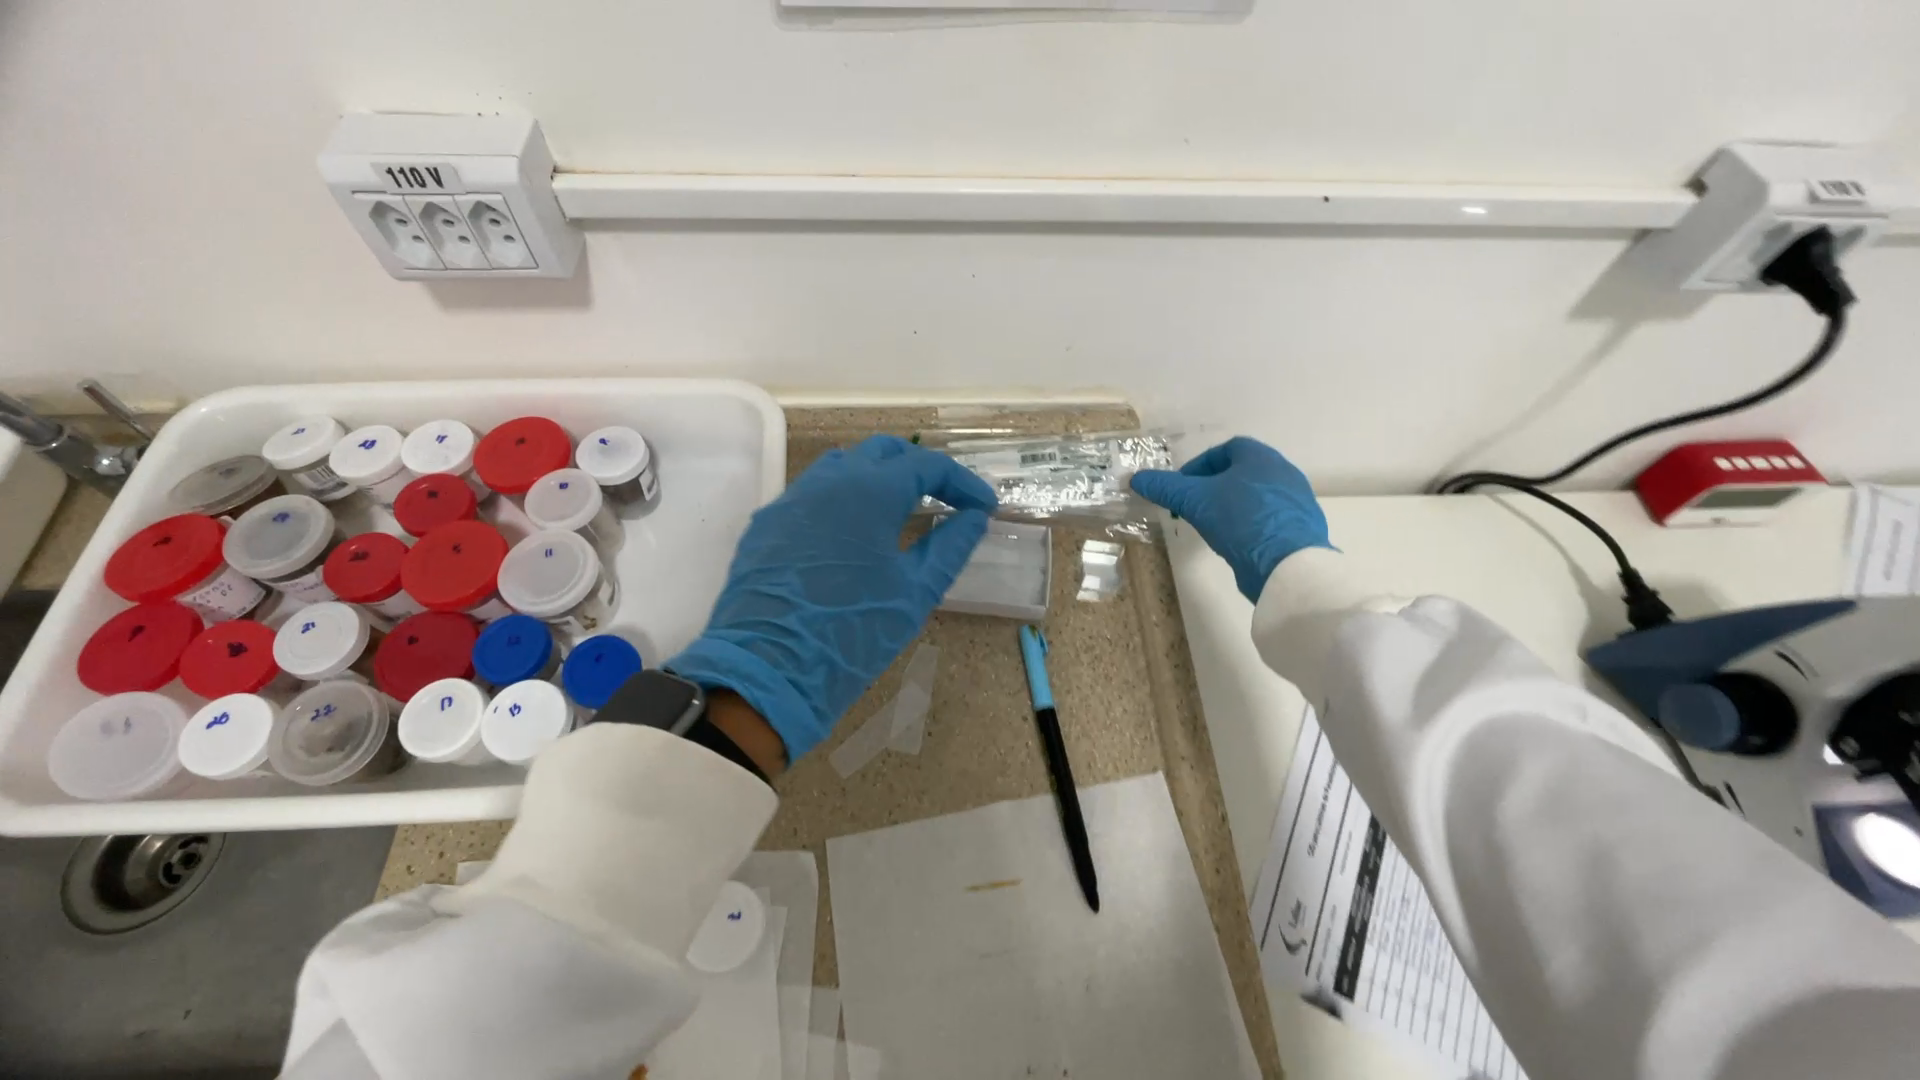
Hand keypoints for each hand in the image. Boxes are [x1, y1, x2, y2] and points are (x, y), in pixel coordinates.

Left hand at [667, 436, 997, 760]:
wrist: (768, 673)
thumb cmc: (853, 633)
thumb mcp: (915, 592)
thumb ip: (949, 547)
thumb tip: (975, 517)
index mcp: (869, 492)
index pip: (925, 465)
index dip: (962, 482)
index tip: (984, 507)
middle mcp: (827, 483)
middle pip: (882, 453)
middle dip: (920, 468)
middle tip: (947, 498)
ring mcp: (791, 501)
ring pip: (842, 467)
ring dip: (878, 478)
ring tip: (901, 510)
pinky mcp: (767, 526)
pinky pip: (812, 494)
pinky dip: (843, 499)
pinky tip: (854, 535)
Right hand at [1130, 436, 1329, 602]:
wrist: (1287, 564)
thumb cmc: (1240, 520)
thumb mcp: (1195, 501)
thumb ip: (1165, 488)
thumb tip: (1135, 478)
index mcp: (1261, 458)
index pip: (1227, 449)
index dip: (1199, 465)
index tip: (1182, 487)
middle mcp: (1283, 473)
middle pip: (1241, 472)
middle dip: (1213, 487)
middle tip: (1193, 507)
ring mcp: (1296, 501)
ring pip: (1255, 496)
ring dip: (1231, 506)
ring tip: (1212, 526)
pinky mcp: (1301, 529)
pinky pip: (1268, 519)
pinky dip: (1248, 525)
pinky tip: (1236, 543)